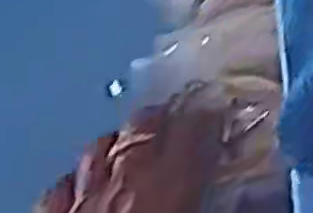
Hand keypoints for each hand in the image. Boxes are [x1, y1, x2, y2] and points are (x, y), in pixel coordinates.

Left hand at [36, 87, 226, 212]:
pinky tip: (84, 189)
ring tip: (130, 151)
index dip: (211, 111)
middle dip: (162, 118)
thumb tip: (256, 192)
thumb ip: (230, 201)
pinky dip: (73, 183)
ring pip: (97, 149)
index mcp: (173, 173)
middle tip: (177, 123)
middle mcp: (128, 174)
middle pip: (144, 122)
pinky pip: (56, 191)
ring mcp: (82, 199)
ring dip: (116, 145)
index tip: (220, 114)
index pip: (198, 118)